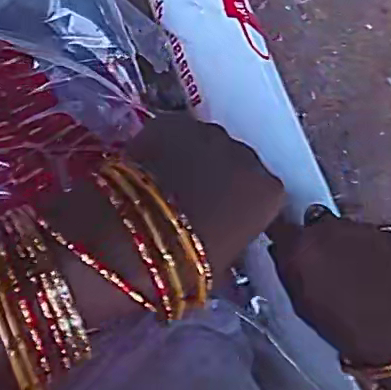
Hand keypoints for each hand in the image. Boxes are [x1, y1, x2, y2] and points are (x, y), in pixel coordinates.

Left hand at [34, 113, 284, 326]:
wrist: (122, 243)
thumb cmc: (179, 269)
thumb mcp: (223, 264)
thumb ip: (234, 237)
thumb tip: (223, 230)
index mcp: (268, 193)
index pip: (263, 192)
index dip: (240, 204)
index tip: (224, 216)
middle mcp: (246, 155)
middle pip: (237, 162)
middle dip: (219, 177)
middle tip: (193, 200)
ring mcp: (207, 132)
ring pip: (206, 143)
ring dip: (193, 158)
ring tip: (167, 182)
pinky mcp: (169, 121)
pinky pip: (175, 133)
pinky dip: (166, 146)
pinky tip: (149, 167)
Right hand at [267, 211, 390, 367]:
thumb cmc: (342, 325)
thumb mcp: (301, 304)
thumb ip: (289, 271)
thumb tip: (284, 254)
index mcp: (299, 246)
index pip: (279, 225)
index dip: (282, 234)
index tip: (284, 241)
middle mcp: (326, 228)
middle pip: (313, 221)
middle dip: (315, 237)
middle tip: (322, 262)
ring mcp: (357, 228)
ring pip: (342, 226)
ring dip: (341, 240)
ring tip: (351, 268)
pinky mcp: (385, 233)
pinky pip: (368, 234)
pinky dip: (367, 246)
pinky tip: (374, 269)